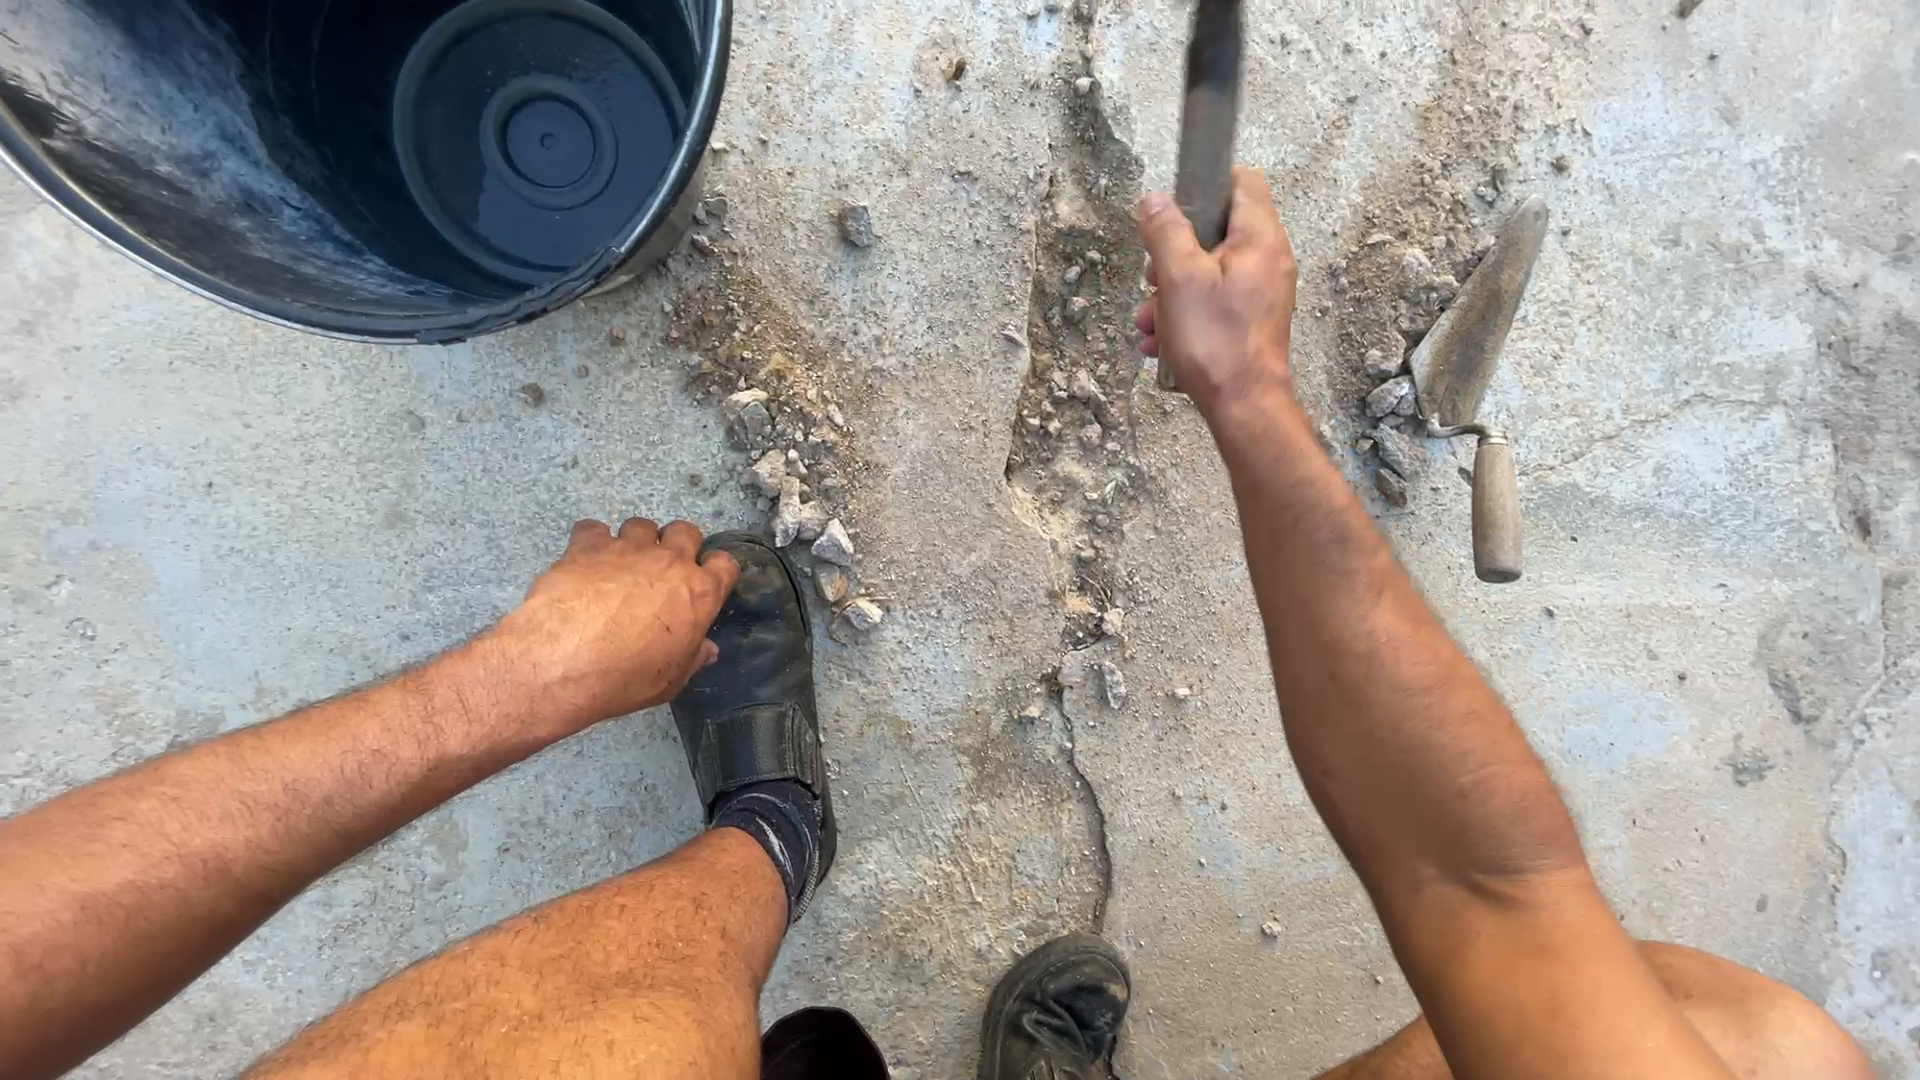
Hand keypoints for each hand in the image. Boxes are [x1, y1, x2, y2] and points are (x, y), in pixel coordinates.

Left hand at [477, 519, 739, 735]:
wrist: (563, 662)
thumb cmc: (626, 678)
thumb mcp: (671, 679)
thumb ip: (693, 658)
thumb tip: (708, 650)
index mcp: (699, 592)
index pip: (725, 563)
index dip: (716, 569)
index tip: (705, 580)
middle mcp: (670, 562)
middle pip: (686, 531)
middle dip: (678, 543)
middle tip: (663, 567)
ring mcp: (629, 549)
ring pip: (641, 525)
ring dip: (636, 540)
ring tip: (621, 562)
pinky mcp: (588, 546)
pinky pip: (593, 528)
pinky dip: (591, 540)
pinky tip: (583, 560)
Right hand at [1135, 167, 1298, 418]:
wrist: (1242, 404)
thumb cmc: (1215, 340)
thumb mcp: (1178, 279)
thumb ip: (1166, 233)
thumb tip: (1155, 200)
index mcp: (1260, 238)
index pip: (1242, 182)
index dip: (1204, 189)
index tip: (1173, 216)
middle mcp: (1269, 259)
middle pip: (1216, 233)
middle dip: (1174, 256)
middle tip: (1152, 281)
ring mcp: (1262, 293)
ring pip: (1209, 274)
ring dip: (1171, 294)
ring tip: (1149, 323)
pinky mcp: (1252, 321)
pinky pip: (1214, 304)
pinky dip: (1186, 316)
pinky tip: (1162, 342)